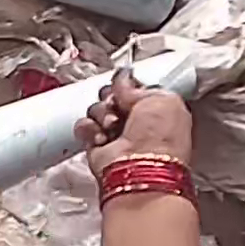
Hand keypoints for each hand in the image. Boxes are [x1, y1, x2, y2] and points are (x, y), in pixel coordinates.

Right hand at [75, 67, 192, 177]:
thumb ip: (137, 86)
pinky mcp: (98, 148)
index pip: (133, 88)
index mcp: (158, 110)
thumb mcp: (158, 98)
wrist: (140, 167)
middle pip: (112, 97)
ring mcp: (117, 136)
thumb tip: (122, 78)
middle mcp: (137, 124)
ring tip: (112, 125)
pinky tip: (101, 137)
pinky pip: (85, 127)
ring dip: (102, 114)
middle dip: (112, 97)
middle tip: (118, 105)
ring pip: (97, 110)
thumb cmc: (159, 139)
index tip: (125, 84)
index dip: (127, 84)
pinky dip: (89, 129)